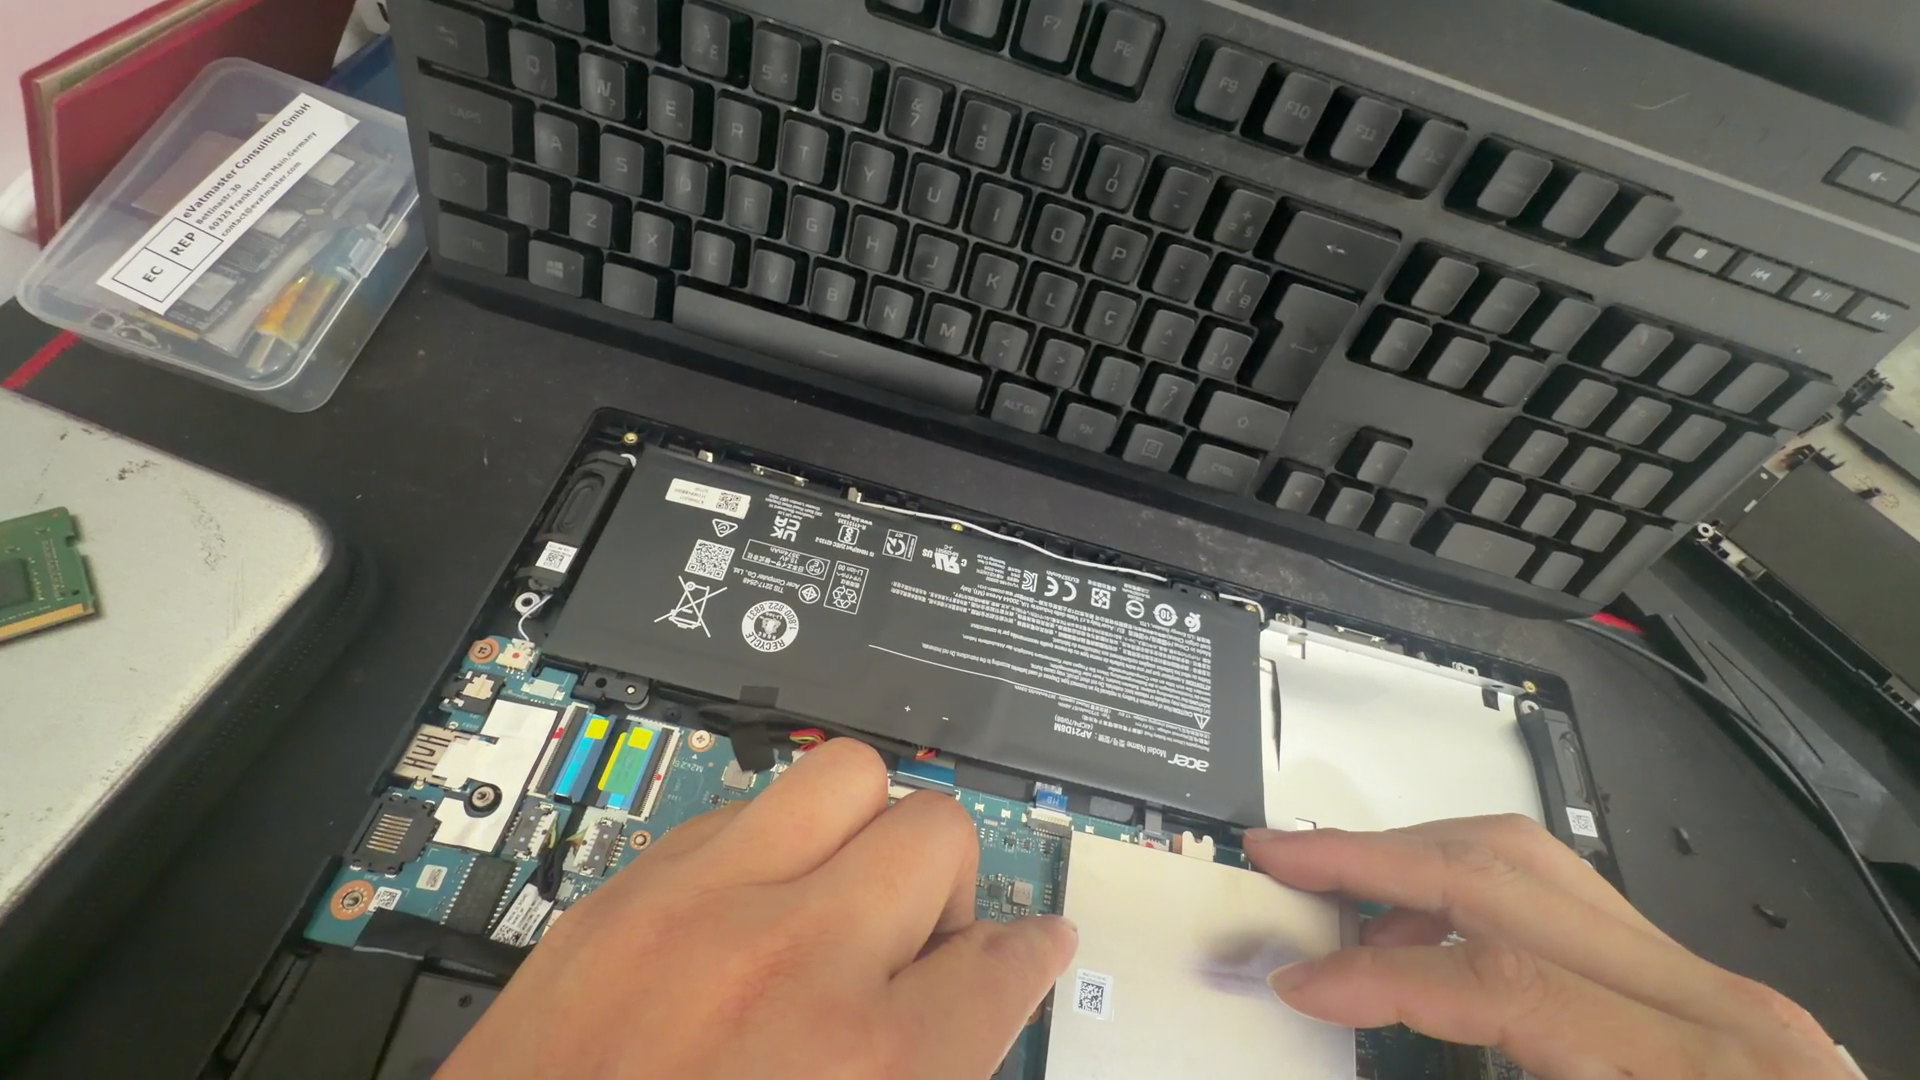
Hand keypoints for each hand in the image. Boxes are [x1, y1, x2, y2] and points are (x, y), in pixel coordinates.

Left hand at [439, 739, 1076, 1079]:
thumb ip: (930, 1070)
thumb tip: (977, 998)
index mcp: (865, 1069)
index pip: (1002, 963)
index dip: (1030, 952)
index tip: (1034, 941)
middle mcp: (792, 966)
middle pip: (937, 831)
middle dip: (947, 883)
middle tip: (913, 935)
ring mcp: (701, 910)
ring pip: (847, 774)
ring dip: (865, 826)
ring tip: (840, 888)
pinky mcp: (628, 892)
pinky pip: (747, 808)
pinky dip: (775, 844)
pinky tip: (754, 903)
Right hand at [1245, 816, 1855, 1079]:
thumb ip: (1460, 1062)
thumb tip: (1333, 1003)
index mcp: (1692, 1067)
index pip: (1496, 979)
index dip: (1375, 975)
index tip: (1297, 981)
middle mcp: (1709, 1000)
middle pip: (1496, 873)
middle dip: (1365, 857)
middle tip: (1280, 856)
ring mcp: (1703, 973)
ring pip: (1520, 852)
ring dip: (1404, 854)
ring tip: (1334, 883)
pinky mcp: (1688, 968)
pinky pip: (1549, 886)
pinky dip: (1459, 882)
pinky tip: (1418, 925)